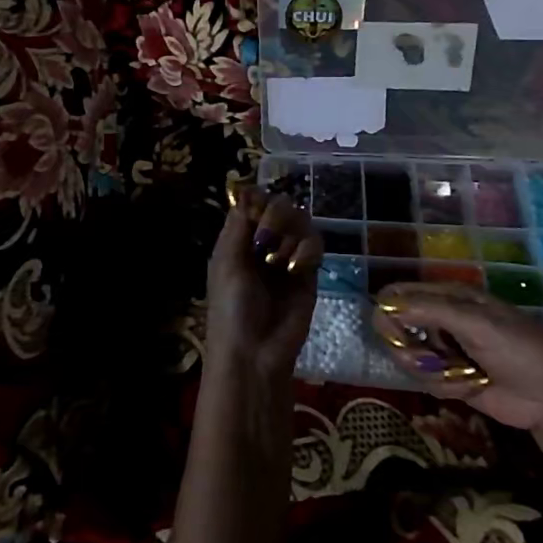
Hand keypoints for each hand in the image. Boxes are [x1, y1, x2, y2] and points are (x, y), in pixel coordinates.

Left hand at [204, 184, 321, 382]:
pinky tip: (297, 268)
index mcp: (237, 239)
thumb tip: (249, 191)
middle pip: (279, 206)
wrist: (255, 352)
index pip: (252, 202)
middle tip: (265, 240)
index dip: (258, 200)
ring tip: (279, 261)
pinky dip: (307, 249)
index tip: (257, 209)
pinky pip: (315, 244)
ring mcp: (287, 257)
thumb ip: (239, 226)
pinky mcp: (309, 273)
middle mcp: (263, 243)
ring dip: (291, 233)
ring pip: (301, 222)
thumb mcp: (227, 263)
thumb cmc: (231, 307)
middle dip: (275, 216)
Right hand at [370, 282, 542, 430]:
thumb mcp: (475, 322)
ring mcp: (445, 350)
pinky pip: (424, 379)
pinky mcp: (449, 378)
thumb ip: (430, 310)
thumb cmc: (519, 348)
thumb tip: (384, 306)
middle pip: (398, 328)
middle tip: (424, 357)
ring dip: (427, 369)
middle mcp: (442, 320)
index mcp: (449, 296)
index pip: (401, 294)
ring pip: (408, 356)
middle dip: (407, 346)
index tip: (385, 328)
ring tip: (454, 374)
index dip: (389, 309)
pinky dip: (441, 385)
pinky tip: (467, 387)